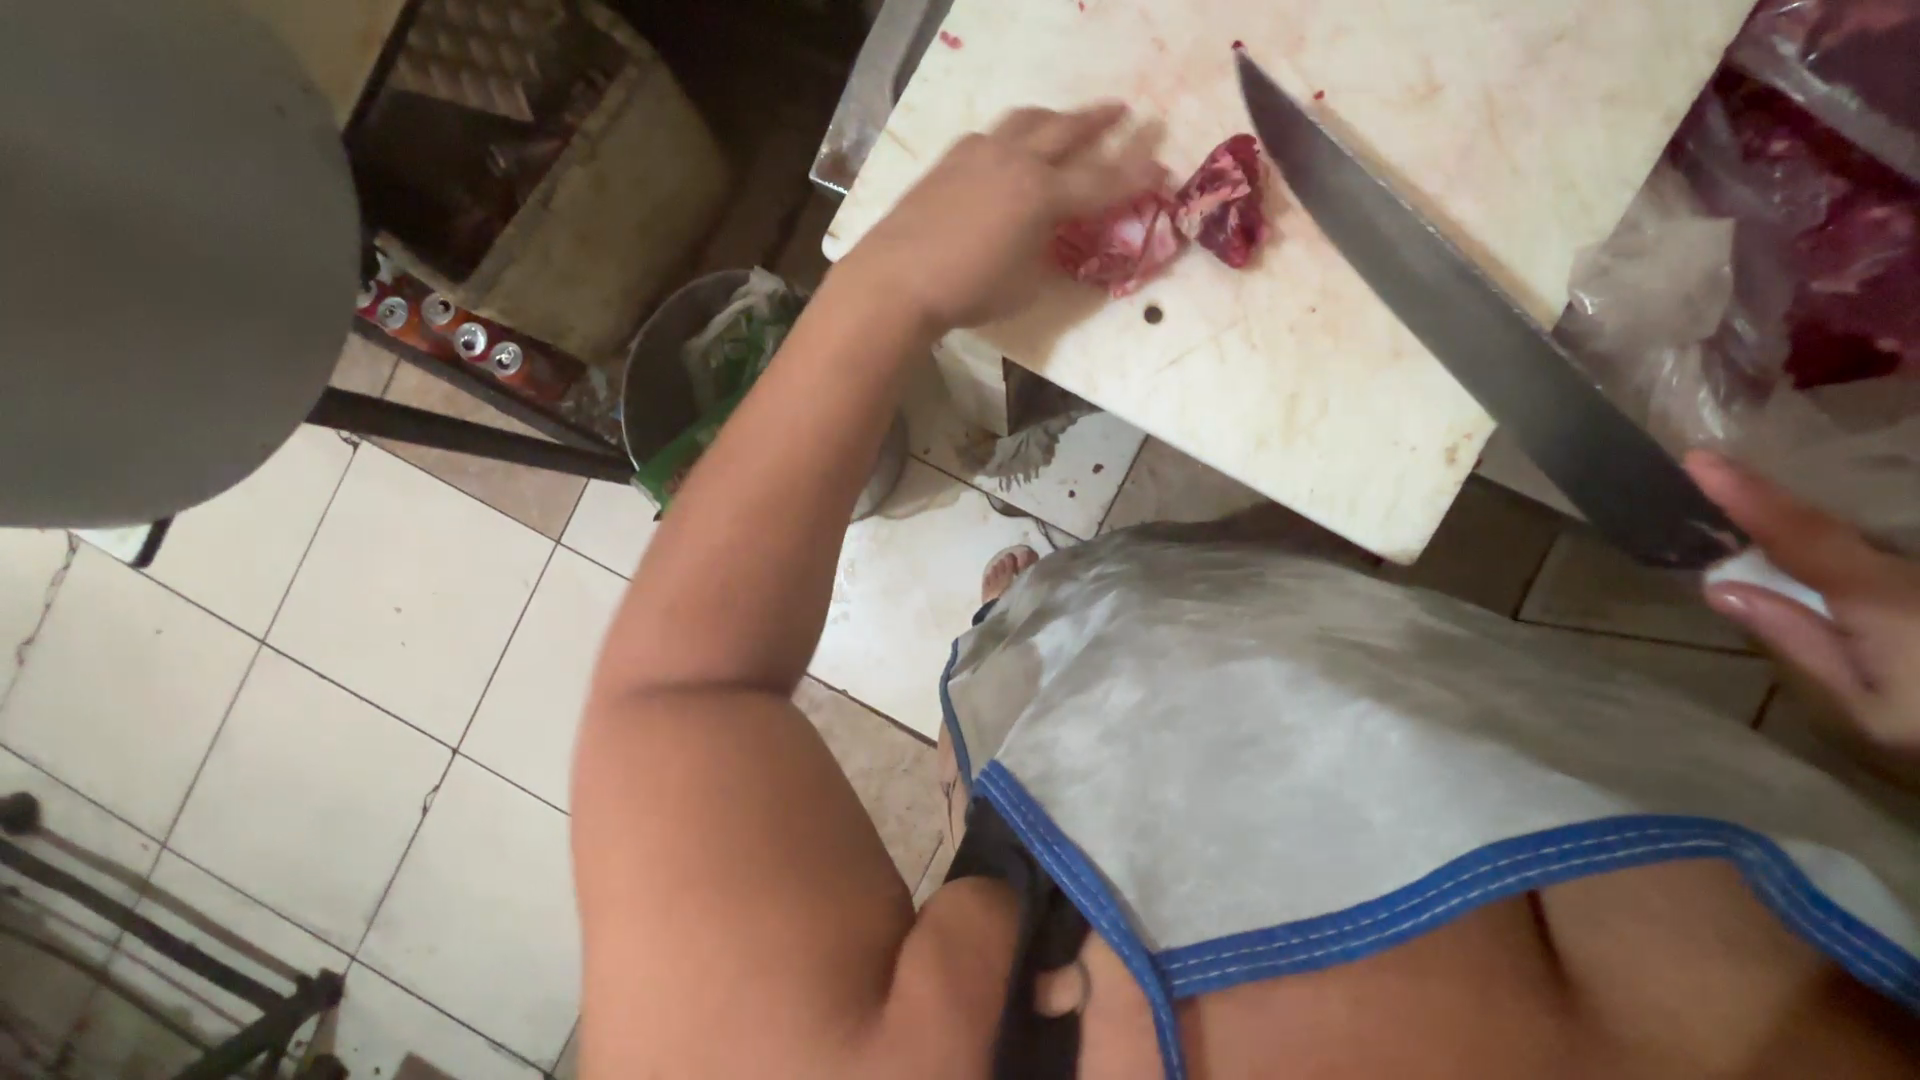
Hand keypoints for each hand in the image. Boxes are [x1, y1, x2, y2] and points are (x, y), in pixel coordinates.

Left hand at [833, 102, 1164, 331]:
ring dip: (1053, 117)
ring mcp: (979, 155)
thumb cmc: (969, 291)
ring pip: (1026, 121)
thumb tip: (1054, 243)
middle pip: (1068, 130)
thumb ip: (1049, 256)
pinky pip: (990, 136)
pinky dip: (1011, 136)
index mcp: (1043, 195)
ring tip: (1065, 118)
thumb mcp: (1026, 286)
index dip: (1136, 177)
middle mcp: (1016, 162)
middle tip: (1123, 110)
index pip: (1103, 182)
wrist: (897, 279)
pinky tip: (1007, 148)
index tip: (1162, 168)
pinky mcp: (949, 161)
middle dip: (1100, 120)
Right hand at [1687, 450, 1919, 770]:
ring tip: (1740, 515)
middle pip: (1824, 531)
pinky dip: (1825, 553)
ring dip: (1792, 530)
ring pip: (1851, 547)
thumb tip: (1721, 587)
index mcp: (1878, 596)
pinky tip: (1800, 564)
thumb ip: (1792, 643)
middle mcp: (1906, 575)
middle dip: (1764, 506)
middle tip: (1705, 481)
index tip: (1699, 458)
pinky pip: (1870, 564)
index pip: (1798, 532)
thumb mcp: (1856, 710)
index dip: (1747, 493)